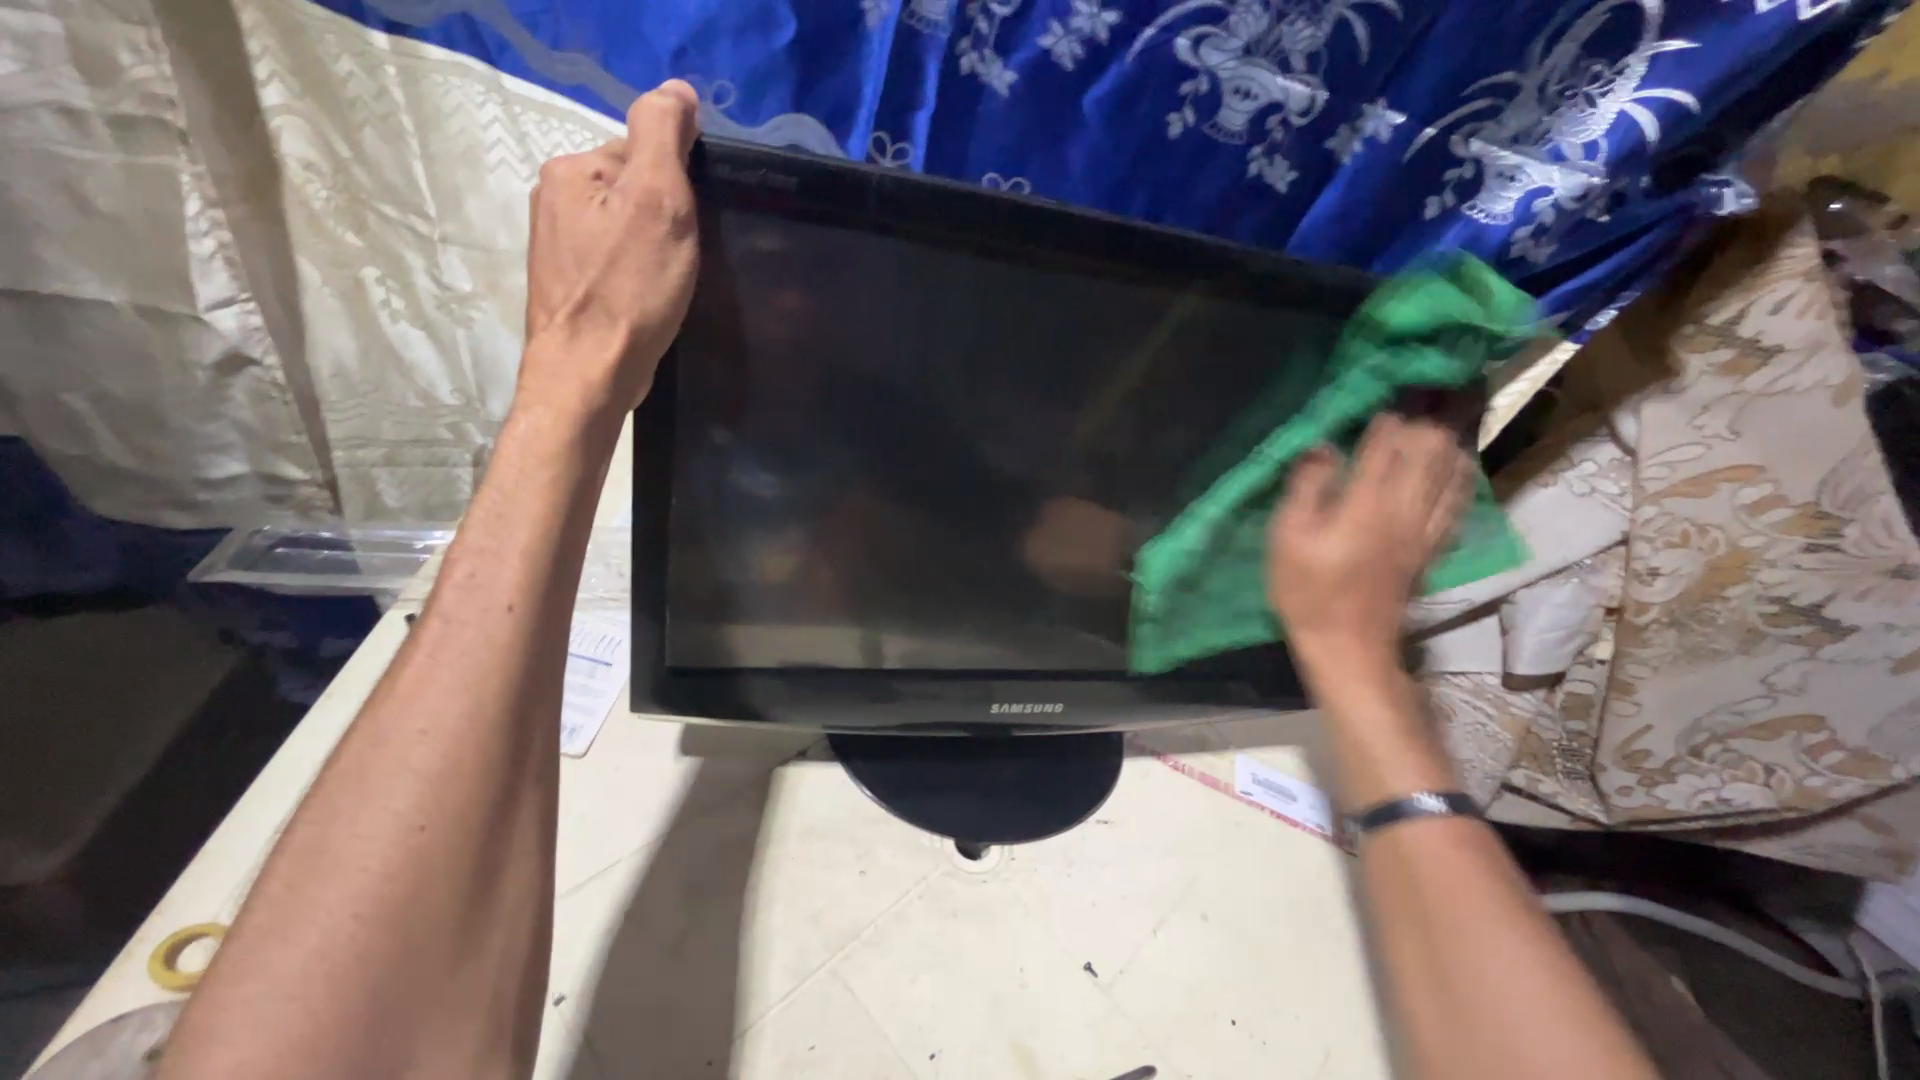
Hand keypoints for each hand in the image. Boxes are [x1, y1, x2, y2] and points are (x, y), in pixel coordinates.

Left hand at [519, 80, 700, 423]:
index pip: (642, 152)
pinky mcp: (568, 285)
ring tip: (667, 284)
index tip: (689, 228)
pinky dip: (637, 275)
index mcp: (571, 169)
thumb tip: (677, 90)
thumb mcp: (658, 201)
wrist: (589, 373)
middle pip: (634, 189)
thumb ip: (664, 136)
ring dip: (654, 249)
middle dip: (665, 218)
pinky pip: (615, 262)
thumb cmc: (629, 290)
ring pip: (626, 229)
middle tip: (682, 261)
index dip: (678, 187)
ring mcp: (556, 246)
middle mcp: (553, 199)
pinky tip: (647, 301)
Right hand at [1266, 414, 1471, 675]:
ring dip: (1447, 444)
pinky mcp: (1432, 548)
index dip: (1386, 420)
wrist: (1347, 645)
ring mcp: (1424, 530)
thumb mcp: (1286, 538)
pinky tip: (1459, 466)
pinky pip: (1457, 503)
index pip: (1386, 445)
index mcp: (1364, 504)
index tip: (1379, 405)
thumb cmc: (1307, 592)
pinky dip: (1460, 478)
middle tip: (1413, 408)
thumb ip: (1306, 488)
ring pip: (1449, 473)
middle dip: (1423, 423)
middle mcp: (1403, 509)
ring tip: (1439, 424)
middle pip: (1428, 451)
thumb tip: (1323, 447)